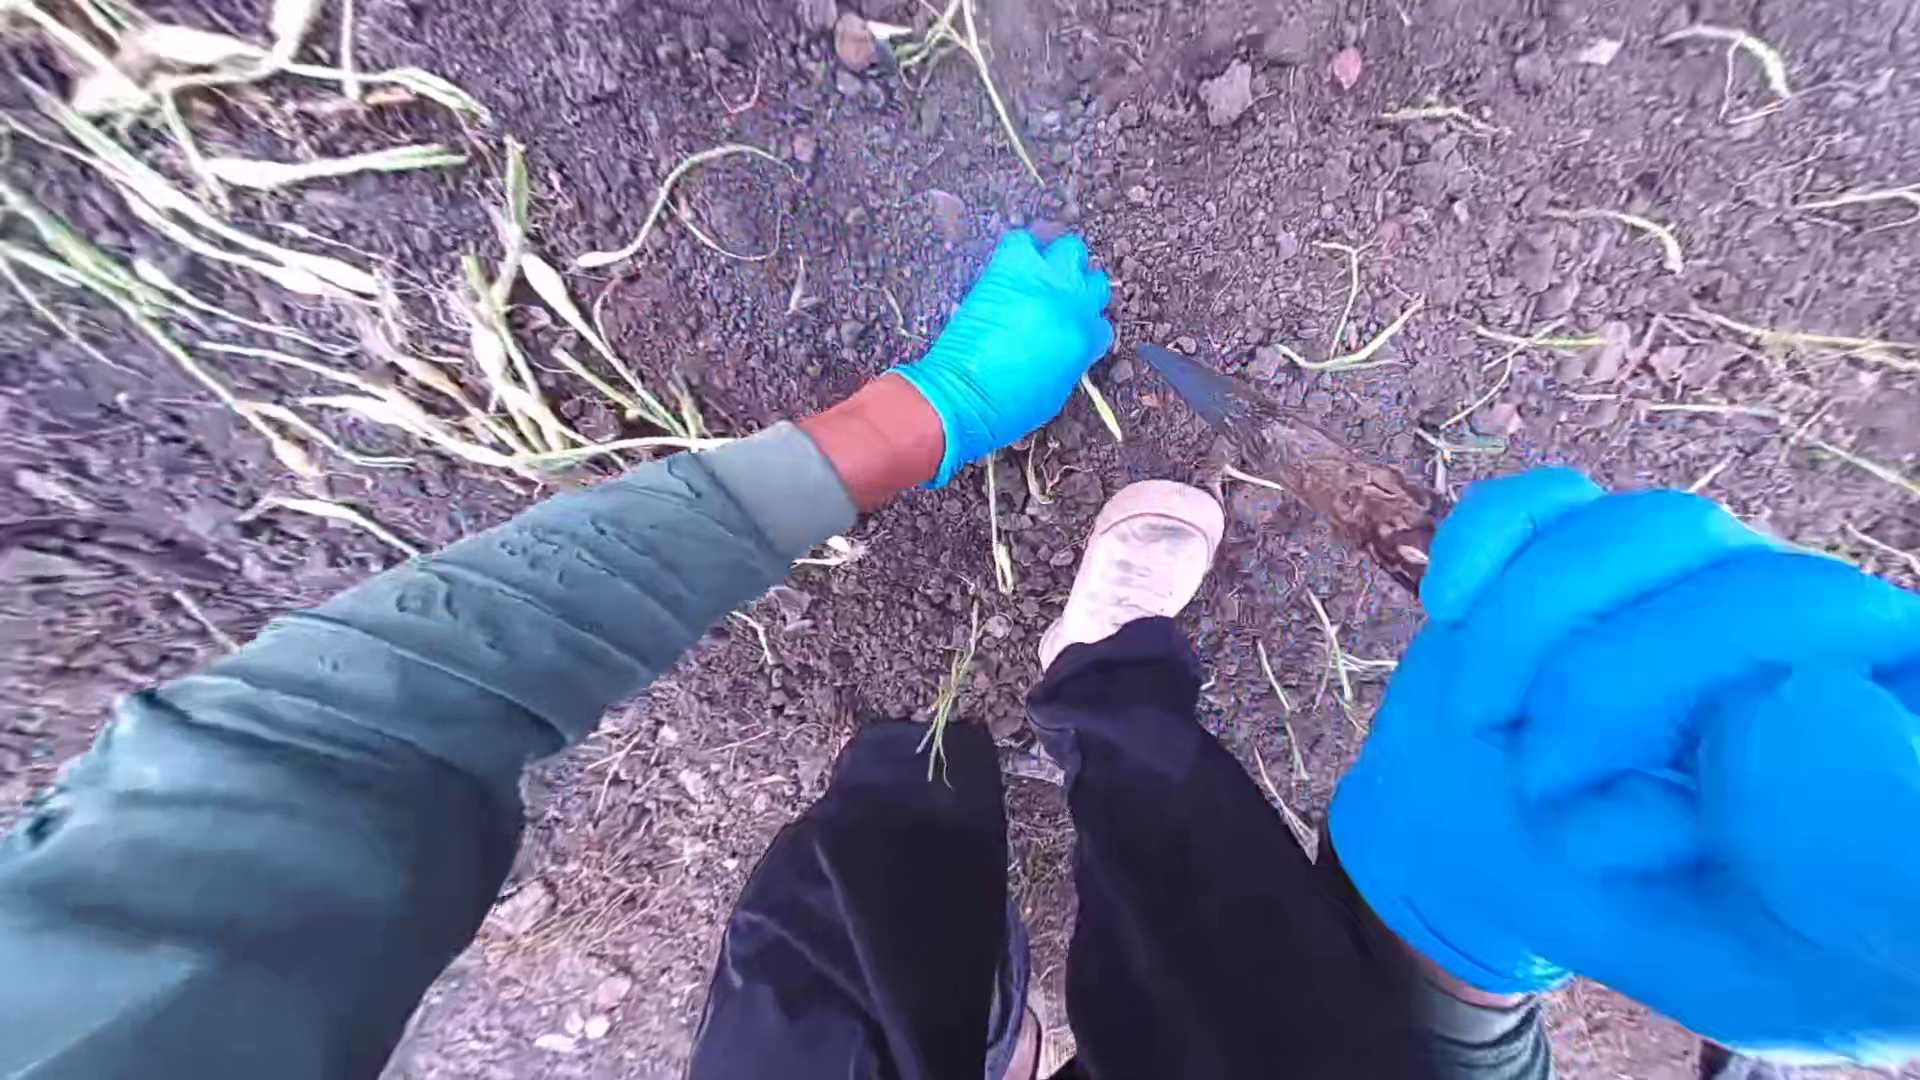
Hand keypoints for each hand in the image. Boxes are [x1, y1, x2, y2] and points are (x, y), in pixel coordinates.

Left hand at [890, 230, 1113, 485]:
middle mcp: (1074, 306)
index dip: (1084, 327)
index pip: (1101, 324)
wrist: (966, 396)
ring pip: (1070, 250)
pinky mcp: (1011, 269)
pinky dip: (1020, 249)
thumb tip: (1066, 349)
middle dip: (1078, 291)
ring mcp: (1045, 282)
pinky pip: (1022, 240)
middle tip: (1057, 301)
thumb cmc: (1007, 407)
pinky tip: (1011, 267)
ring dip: (1057, 262)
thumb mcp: (1055, 393)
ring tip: (1039, 277)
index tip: (1069, 331)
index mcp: (1087, 341)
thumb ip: (1070, 363)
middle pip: (1094, 283)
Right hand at [1330, 468, 1919, 1062]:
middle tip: (1535, 776)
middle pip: (1763, 594)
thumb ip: (1856, 882)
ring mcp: (1681, 569)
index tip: (1670, 815)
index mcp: (1913, 736)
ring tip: (1480, 711)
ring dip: (1519, 635)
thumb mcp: (1768, 965)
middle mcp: (1816, 628)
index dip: (1802, 754)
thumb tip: (1808, 698)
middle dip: (1606, 697)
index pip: (1901, 667)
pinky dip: (1479, 545)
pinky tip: (1449, 606)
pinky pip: (1532, 500)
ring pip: (1634, 531)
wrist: (1482, 835)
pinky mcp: (1557, 544)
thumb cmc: (1631, 907)